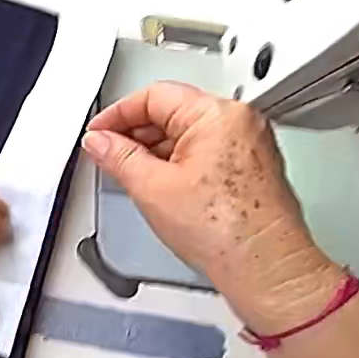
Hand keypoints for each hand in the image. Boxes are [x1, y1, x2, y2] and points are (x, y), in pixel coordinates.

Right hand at [79, 81, 341, 332]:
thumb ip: (117, 157)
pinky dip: (171, 160)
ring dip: (150, 148)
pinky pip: (199, 149)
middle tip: (105, 154)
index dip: (117, 114)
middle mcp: (238, 121)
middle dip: (132, 131)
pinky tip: (154, 183)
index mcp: (217, 115)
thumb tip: (98, 141)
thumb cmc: (224, 227)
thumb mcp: (150, 187)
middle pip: (170, 110)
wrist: (262, 261)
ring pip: (183, 131)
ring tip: (128, 173)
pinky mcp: (245, 164)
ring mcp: (246, 142)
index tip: (97, 133)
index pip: (154, 96)